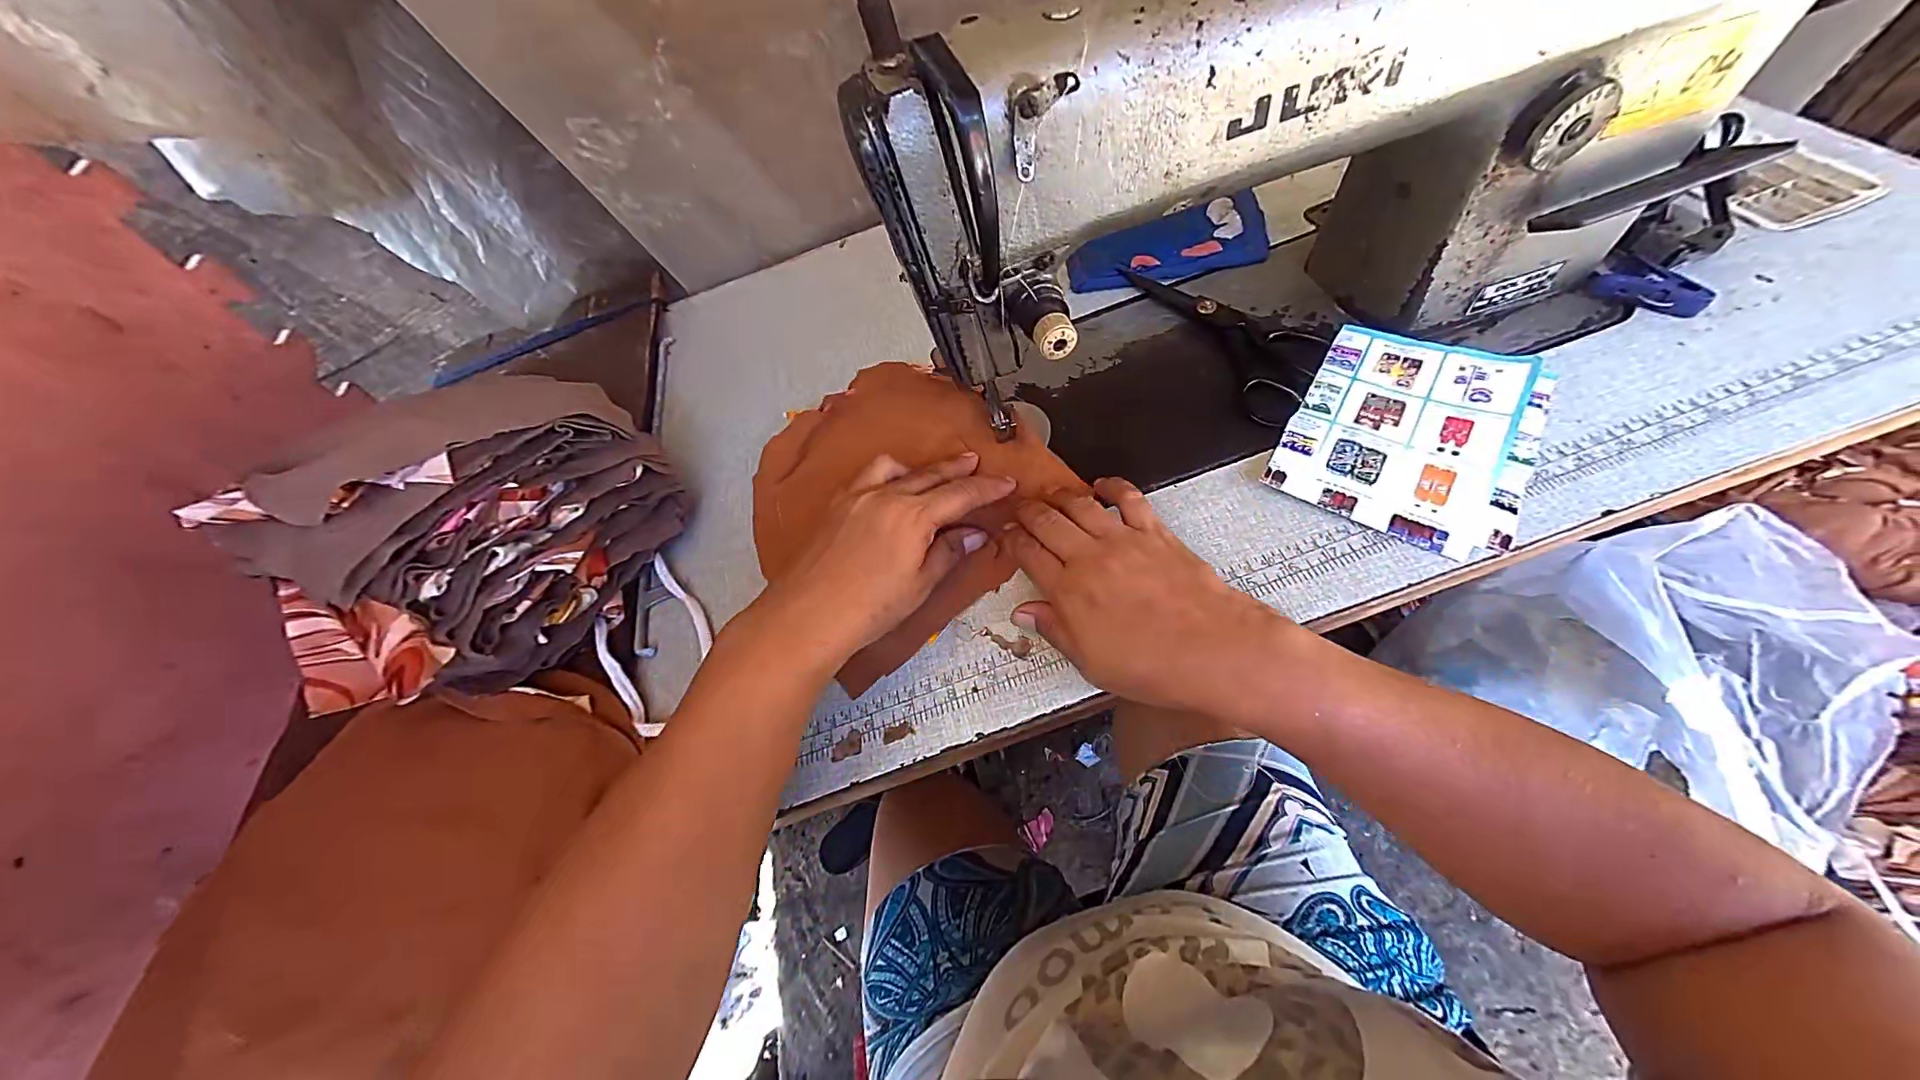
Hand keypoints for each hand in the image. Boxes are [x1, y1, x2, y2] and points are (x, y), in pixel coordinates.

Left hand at [756, 453, 1015, 664]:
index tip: (1005, 483)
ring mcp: (857, 497)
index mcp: (913, 516)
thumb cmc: (867, 609)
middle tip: (976, 464)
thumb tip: (973, 534)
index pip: (960, 495)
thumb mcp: (920, 585)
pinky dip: (887, 473)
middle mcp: (885, 496)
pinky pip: (868, 475)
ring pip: (897, 469)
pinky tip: (889, 483)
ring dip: (921, 467)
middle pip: (931, 476)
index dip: (987, 489)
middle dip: (958, 470)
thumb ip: (948, 552)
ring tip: (934, 471)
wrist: (809, 615)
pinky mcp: (836, 505)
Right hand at [1005, 478, 1307, 718]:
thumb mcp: (1091, 662)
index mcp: (1069, 592)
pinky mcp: (1155, 534)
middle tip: (1020, 510)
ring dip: (1059, 497)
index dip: (1013, 541)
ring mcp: (1124, 542)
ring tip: (1050, 496)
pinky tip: (1102, 484)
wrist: (1215, 651)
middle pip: (1047, 522)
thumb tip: (1026, 614)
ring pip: (1079, 505)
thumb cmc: (1156, 665)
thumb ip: (1055, 630)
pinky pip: (1128, 498)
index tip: (1008, 537)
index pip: (1028, 554)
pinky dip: (1112, 486)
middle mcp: (1091, 559)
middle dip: (1027, 513)